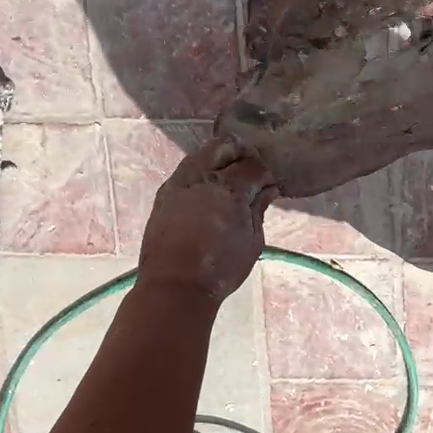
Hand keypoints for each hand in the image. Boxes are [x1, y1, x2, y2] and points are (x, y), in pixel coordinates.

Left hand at [138, 137, 278, 301]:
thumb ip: (258, 209)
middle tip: (250, 172)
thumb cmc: (221, 268)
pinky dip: (202, 174)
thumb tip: (267, 190)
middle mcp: (202, 178)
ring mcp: (179, 183)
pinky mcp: (164, 194)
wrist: (175, 287)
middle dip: (241, 153)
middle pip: (224, 146)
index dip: (265, 175)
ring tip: (229, 181)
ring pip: (202, 154)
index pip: (253, 166)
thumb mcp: (252, 241)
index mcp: (230, 189)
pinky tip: (209, 193)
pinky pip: (186, 171)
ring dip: (219, 160)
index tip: (268, 188)